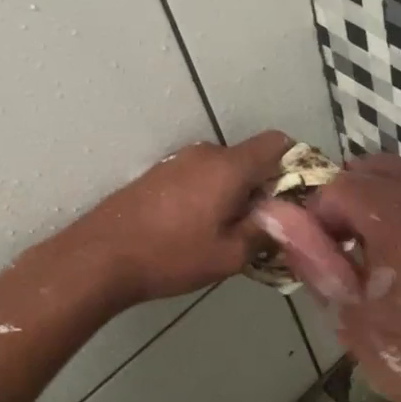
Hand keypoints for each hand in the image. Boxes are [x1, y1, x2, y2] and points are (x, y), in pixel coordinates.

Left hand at [48, 130, 293, 306]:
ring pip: (225, 170)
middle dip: (265, 187)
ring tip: (230, 233)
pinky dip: (211, 195)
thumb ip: (266, 232)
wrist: (99, 258)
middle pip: (251, 159)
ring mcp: (178, 161)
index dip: (297, 164)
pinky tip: (200, 230)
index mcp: (230, 166)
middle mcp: (206, 153)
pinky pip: (200, 177)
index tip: (301, 196)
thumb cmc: (171, 256)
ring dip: (236, 193)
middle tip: (267, 226)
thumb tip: (288, 221)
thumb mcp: (230, 255)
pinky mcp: (159, 175)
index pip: (278, 143)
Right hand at [254, 155, 400, 401]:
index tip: (319, 251)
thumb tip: (273, 215)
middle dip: (352, 199)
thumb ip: (315, 260)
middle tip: (346, 251)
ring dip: (388, 199)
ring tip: (382, 252)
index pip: (342, 185)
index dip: (320, 214)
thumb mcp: (357, 322)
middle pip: (381, 170)